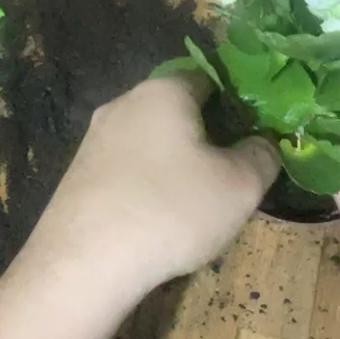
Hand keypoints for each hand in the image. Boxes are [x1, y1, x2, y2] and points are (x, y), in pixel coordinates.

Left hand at [17, 73, 279, 299]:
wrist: (84, 262)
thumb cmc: (172, 210)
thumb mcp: (240, 185)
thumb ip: (261, 155)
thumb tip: (262, 143)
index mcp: (163, 91)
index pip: (208, 77)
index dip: (236, 101)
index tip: (254, 133)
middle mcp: (122, 104)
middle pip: (176, 110)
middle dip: (206, 135)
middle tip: (231, 172)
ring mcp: (93, 140)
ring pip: (149, 142)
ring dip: (175, 163)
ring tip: (197, 202)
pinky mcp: (77, 175)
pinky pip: (126, 169)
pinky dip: (146, 185)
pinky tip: (158, 220)